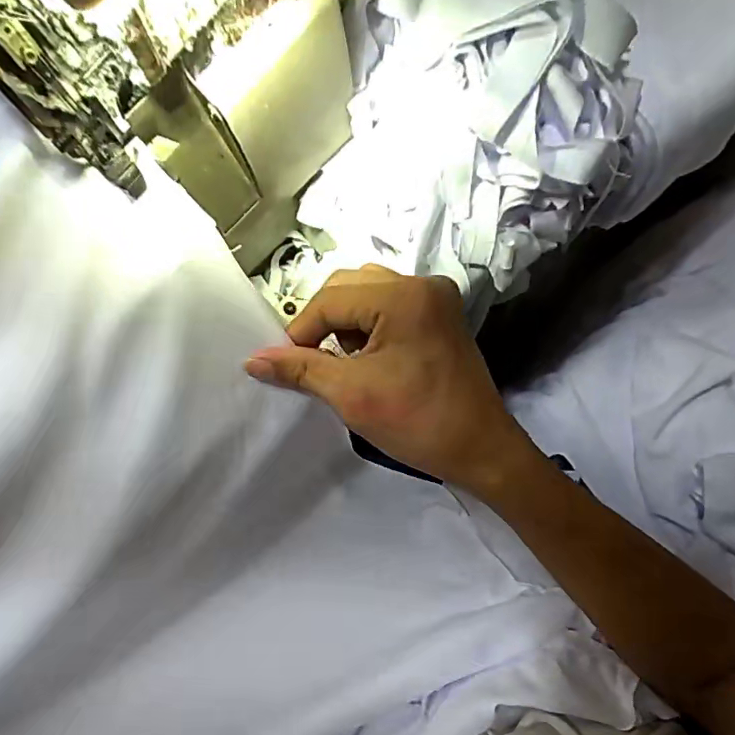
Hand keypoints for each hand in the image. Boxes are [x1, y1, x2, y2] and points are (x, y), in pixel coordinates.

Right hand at [245, 266, 544, 494]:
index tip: (285, 368)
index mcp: (403, 296)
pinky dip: (369, 330)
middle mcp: (423, 284)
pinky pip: (391, 309)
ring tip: (344, 366)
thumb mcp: (351, 395)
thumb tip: (253, 360)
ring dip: (345, 327)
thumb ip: (301, 369)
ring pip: (368, 296)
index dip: (300, 333)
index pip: (329, 300)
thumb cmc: (418, 423)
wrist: (481, 451)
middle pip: (348, 288)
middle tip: (314, 366)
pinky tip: (368, 362)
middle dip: (323, 325)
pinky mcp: (442, 318)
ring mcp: (437, 299)